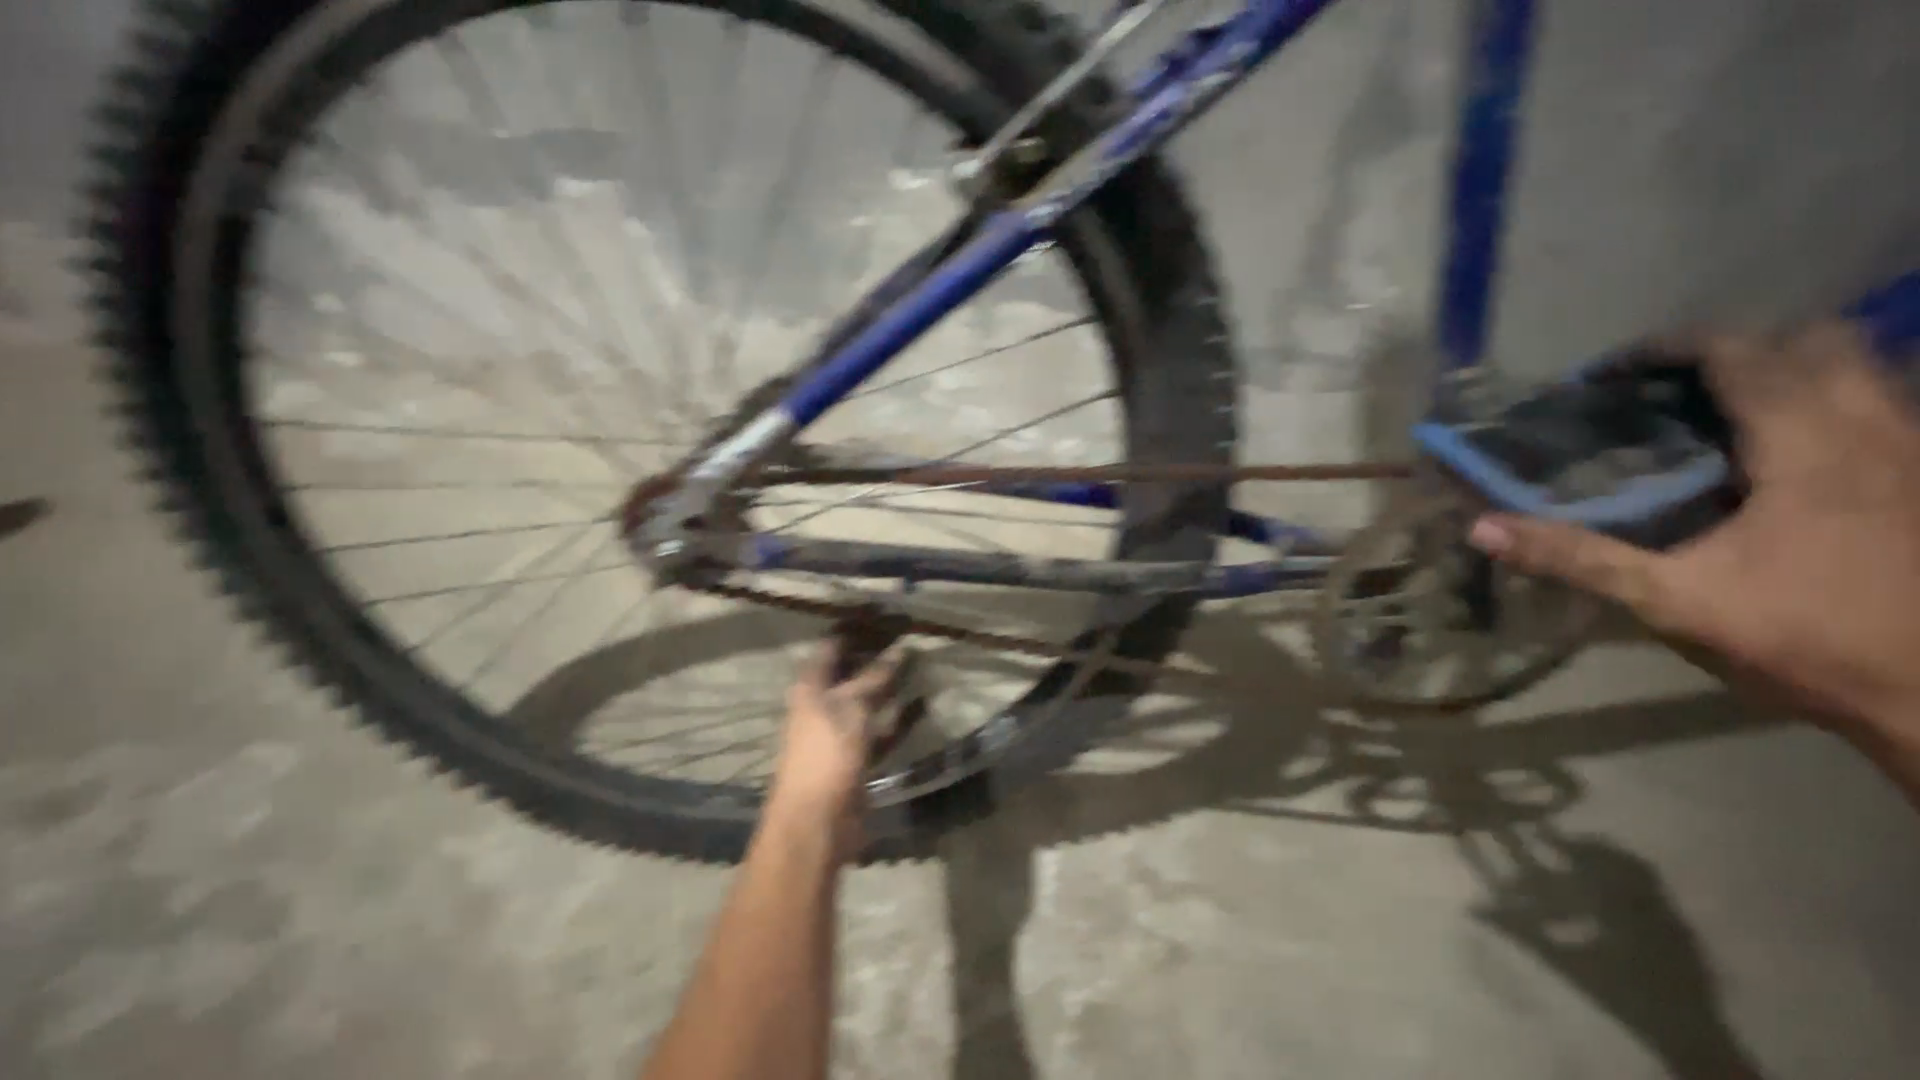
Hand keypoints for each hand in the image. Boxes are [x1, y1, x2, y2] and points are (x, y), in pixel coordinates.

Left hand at [764, 637, 906, 852]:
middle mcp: (822, 704)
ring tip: (923, 663)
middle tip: (912, 634)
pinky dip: (900, 717)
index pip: (832, 644)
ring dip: (892, 684)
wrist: (817, 820)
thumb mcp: (852, 706)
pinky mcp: (858, 757)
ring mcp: (841, 732)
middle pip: (852, 671)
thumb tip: (900, 649)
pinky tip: (924, 704)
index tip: (888, 613)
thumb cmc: (827, 752)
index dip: (857, 627)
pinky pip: (882, 729)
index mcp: (810, 685)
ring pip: (870, 700)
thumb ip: (875, 677)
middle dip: (879, 654)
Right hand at [1469, 323, 1919, 751]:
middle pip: (1815, 339)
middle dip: (1741, 349)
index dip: (1668, 348)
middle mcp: (1876, 427)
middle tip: (1677, 391)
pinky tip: (1802, 452)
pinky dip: (1841, 405)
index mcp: (1808, 446)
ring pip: (1869, 366)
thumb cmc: (1808, 641)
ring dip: (1799, 371)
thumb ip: (1579, 559)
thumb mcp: (1674, 602)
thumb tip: (1482, 528)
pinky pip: (1893, 407)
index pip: (1738, 352)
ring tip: (1735, 413)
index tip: (1611, 373)